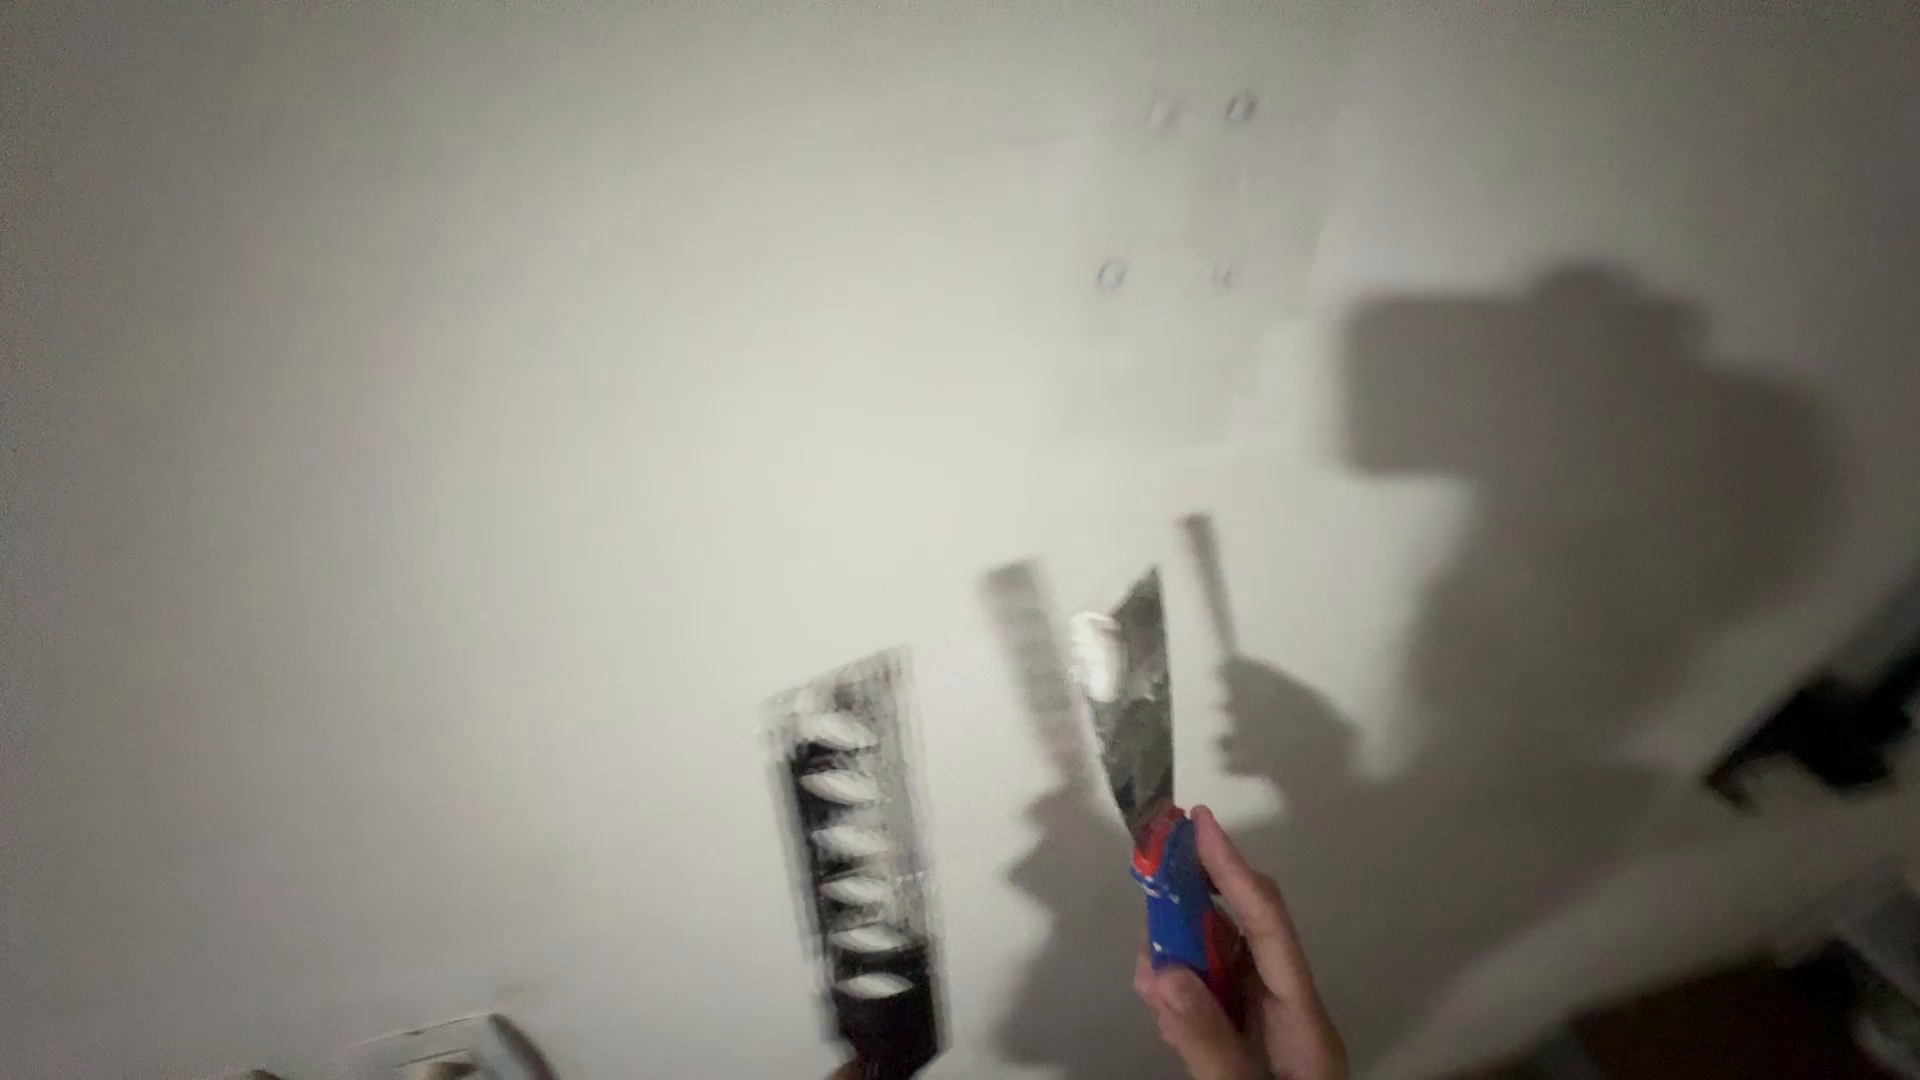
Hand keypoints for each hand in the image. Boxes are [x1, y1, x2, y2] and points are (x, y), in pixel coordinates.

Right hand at [1134, 806, 1346, 1079]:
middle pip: (1240, 931)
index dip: (1232, 867)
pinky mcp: (1241, 1038)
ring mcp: (1263, 1023)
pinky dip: (1175, 982)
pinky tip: (1156, 987)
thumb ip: (1210, 1041)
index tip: (1199, 820)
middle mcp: (1286, 1008)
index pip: (1267, 924)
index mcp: (1303, 1018)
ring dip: (1178, 942)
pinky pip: (1206, 992)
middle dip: (1195, 896)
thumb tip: (1162, 966)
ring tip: (1148, 946)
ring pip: (1217, 959)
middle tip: (1153, 863)